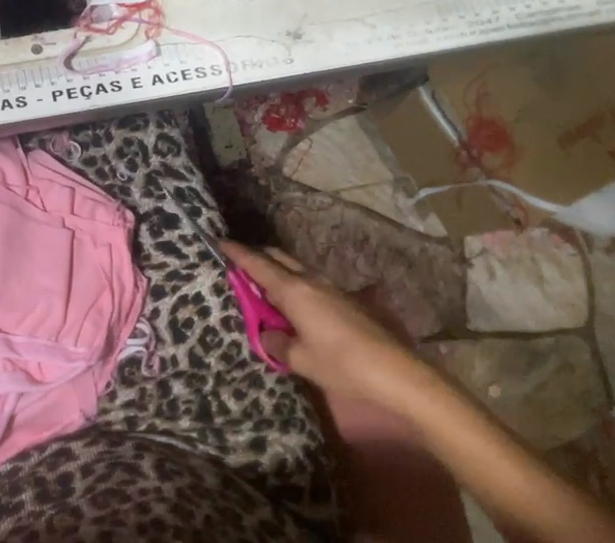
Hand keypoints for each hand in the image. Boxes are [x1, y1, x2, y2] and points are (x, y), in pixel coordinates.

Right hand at [218, 239, 431, 411]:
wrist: (396, 373)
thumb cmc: (341, 364)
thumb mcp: (300, 359)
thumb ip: (277, 342)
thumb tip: (268, 334)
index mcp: (293, 290)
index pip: (257, 264)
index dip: (236, 252)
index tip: (218, 241)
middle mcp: (311, 281)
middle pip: (278, 258)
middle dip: (257, 257)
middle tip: (239, 265)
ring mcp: (332, 289)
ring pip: (296, 270)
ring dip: (278, 273)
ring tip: (264, 289)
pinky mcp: (347, 301)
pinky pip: (311, 284)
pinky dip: (295, 287)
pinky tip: (295, 308)